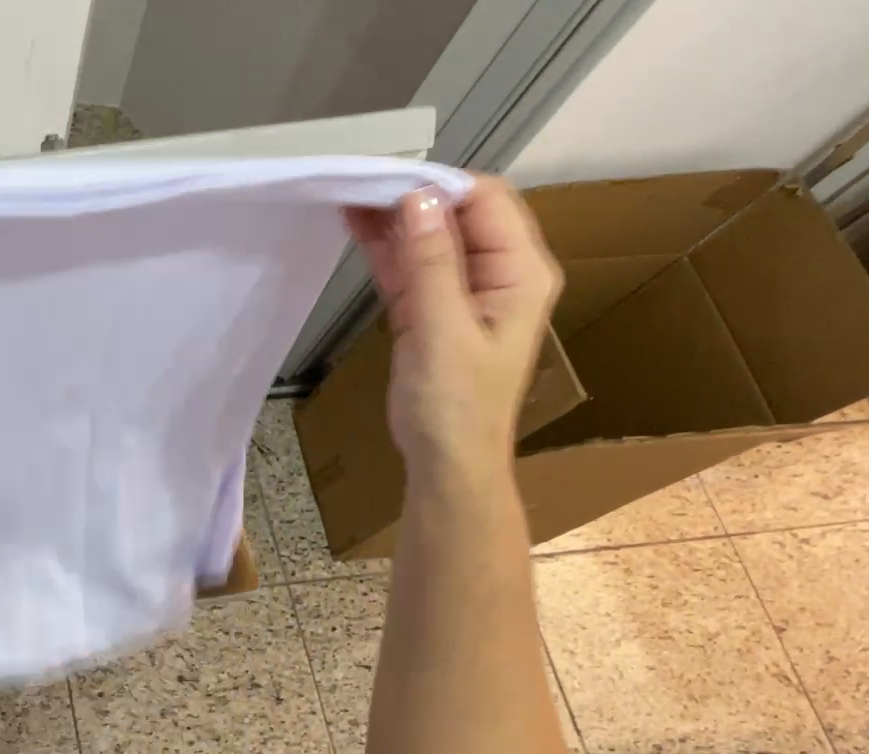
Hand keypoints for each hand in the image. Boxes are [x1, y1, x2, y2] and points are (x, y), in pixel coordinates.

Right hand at [345, 176, 561, 479]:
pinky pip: (411, 269)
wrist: (445, 461)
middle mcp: (497, 274)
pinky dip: (386, 250)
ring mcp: (463, 293)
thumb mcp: (441, 330)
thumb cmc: (452, 404)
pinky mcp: (432, 312)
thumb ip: (430, 263)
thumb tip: (416, 198)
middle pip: (456, 216)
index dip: (439, 184)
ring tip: (349, 197)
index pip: (485, 202)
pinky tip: (359, 230)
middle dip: (411, 196)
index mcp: (519, 273)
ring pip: (429, 240)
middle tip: (358, 183)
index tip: (386, 178)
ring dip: (394, 220)